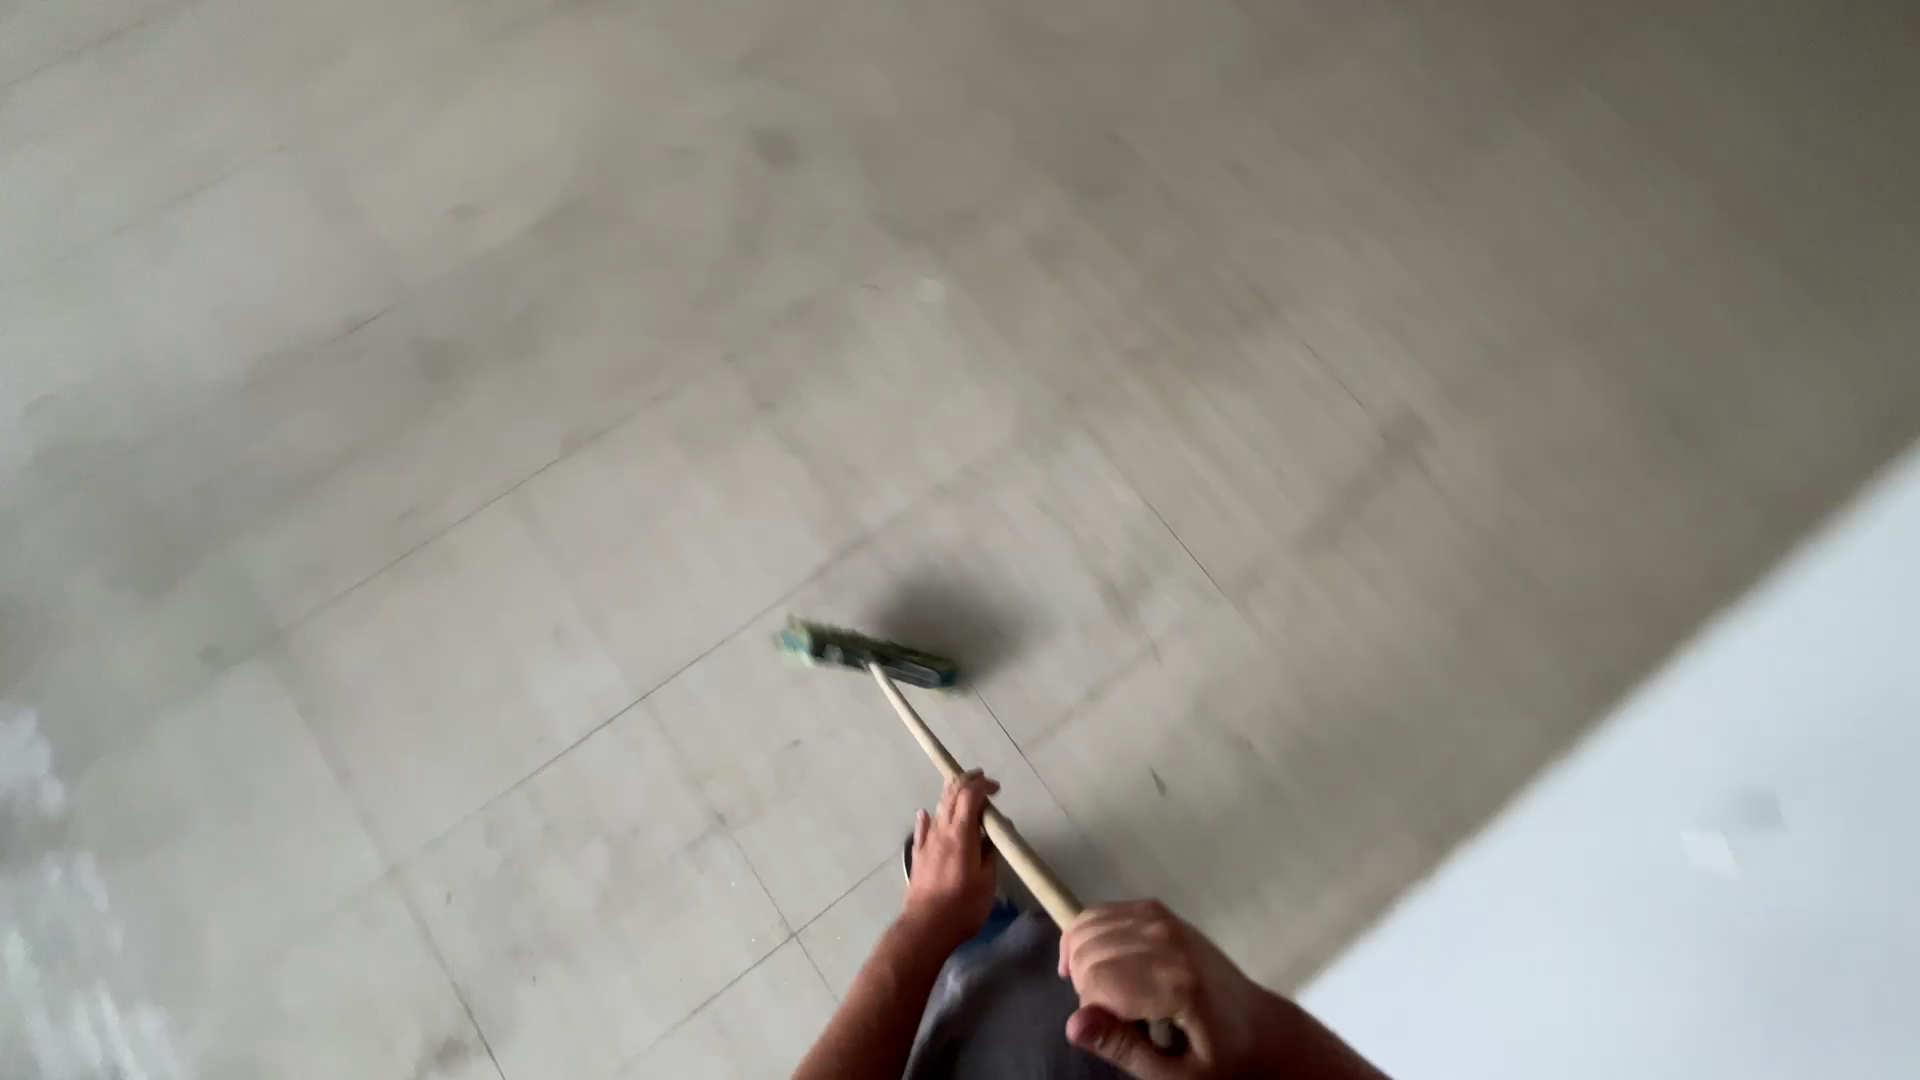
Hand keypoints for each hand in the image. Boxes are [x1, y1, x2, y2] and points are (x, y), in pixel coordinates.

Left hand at [902, 770, 1000, 949]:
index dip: (982, 786)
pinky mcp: (919, 856)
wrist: (925, 927)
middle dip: (966, 781)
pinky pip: (923, 830)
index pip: (970, 796)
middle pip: (951, 795)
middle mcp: (942, 831)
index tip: (996, 788)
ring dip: (951, 796)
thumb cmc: (963, 906)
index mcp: (961, 834)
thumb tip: (994, 832)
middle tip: (980, 778)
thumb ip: (991, 852)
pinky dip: (928, 818)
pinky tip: (925, 813)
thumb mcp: (988, 881)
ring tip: (961, 790)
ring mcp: (927, 843)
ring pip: (938, 809)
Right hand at [1059, 900, 1293, 1078]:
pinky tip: (1094, 960)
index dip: (1089, 1008)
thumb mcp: (1176, 1076)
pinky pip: (1103, 912)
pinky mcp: (1159, 910)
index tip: (1109, 1032)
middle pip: (1088, 947)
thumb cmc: (1220, 1062)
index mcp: (1174, 982)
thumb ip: (1123, 1047)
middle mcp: (1165, 938)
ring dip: (1080, 956)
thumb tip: (1072, 1023)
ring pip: (1089, 924)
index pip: (1095, 978)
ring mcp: (1162, 918)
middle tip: (1105, 1015)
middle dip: (1081, 981)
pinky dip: (1089, 933)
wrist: (1262, 1030)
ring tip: (1097, 990)